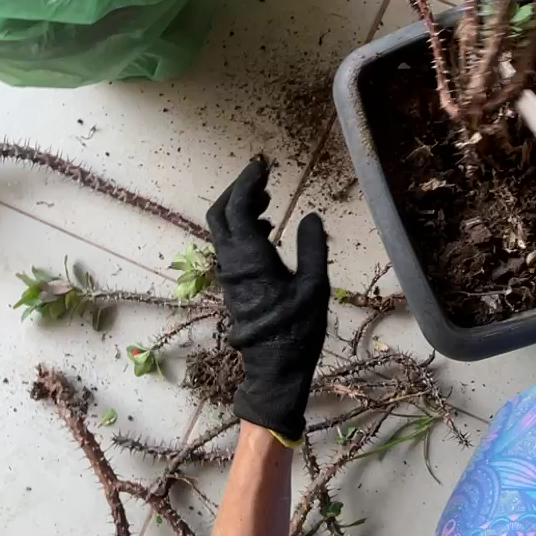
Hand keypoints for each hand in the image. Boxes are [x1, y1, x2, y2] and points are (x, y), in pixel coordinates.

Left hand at [207, 159, 328, 443]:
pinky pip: (230, 245)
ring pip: (223, 230)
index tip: (262, 165)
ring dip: (240, 207)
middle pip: (220, 214)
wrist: (274, 371)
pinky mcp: (233, 286)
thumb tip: (310, 216)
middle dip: (237, 189)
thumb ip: (313, 248)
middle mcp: (232, 264)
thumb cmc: (297, 331)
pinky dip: (242, 226)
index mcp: (251, 260)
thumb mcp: (315, 288)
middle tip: (261, 175)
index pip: (237, 208)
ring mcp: (229, 276)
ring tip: (267, 198)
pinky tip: (265, 228)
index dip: (248, 182)